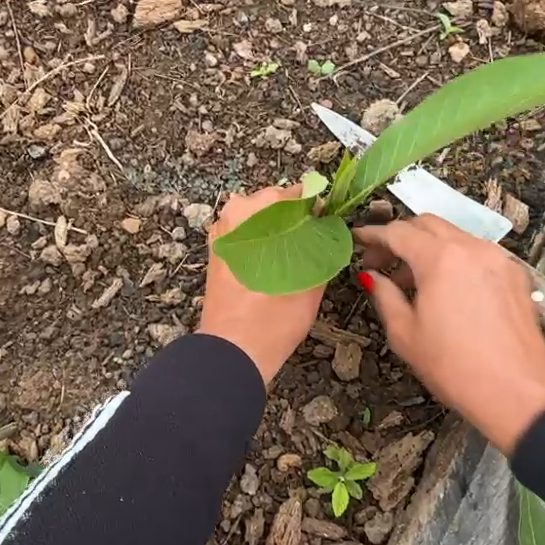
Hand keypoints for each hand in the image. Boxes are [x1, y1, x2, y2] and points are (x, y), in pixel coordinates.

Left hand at [197, 184, 325, 384]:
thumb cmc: (273, 316)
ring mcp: (221, 232)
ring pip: (258, 217)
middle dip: (294, 218)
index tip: (328, 222)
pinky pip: (244, 233)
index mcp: (258, 210)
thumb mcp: (312, 279)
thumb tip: (328, 227)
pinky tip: (275, 264)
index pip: (297, 193)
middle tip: (314, 242)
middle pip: (274, 202)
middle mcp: (234, 213)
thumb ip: (322, 244)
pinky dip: (261, 241)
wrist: (234, 350)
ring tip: (295, 257)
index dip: (317, 207)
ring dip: (277, 230)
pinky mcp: (216, 251)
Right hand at [352, 215, 544, 454]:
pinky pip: (477, 253)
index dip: (374, 235)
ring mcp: (499, 259)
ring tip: (411, 281)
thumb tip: (372, 277)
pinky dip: (455, 259)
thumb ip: (384, 296)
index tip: (358, 239)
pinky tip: (445, 289)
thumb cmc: (453, 366)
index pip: (398, 232)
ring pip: (455, 236)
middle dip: (401, 237)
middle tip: (381, 262)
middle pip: (428, 225)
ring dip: (428, 248)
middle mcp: (472, 248)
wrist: (518, 393)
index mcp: (440, 259)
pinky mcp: (515, 275)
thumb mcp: (405, 333)